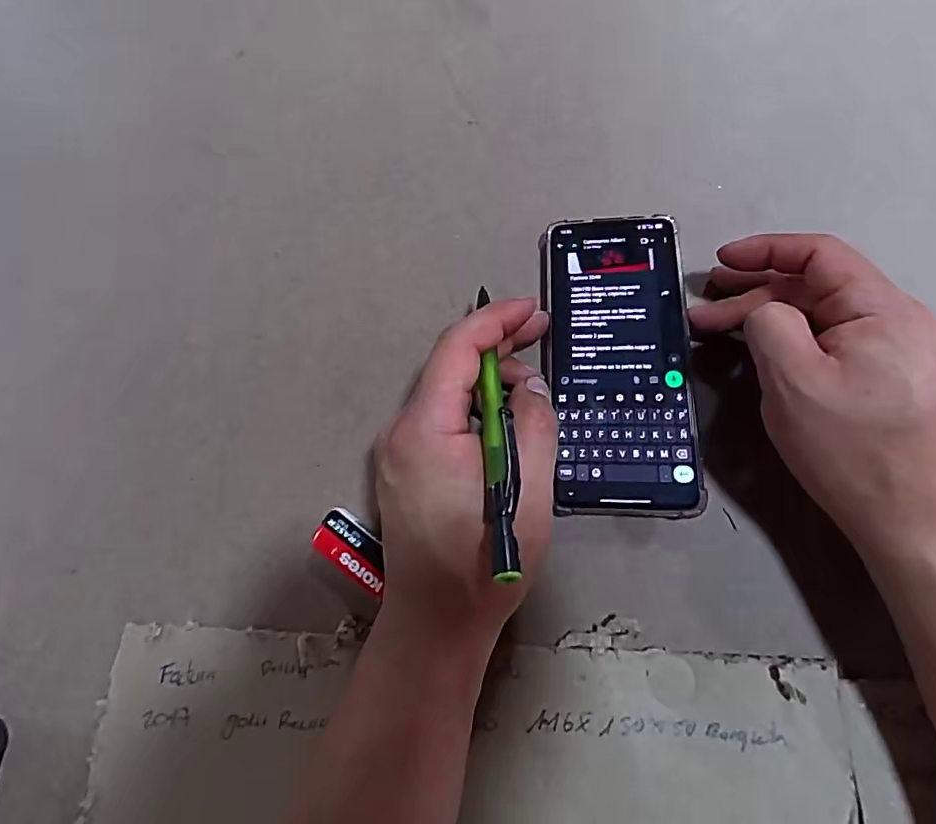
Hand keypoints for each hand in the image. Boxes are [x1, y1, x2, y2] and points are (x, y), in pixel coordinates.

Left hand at [372, 298, 555, 650]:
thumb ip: (535, 425)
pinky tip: (503, 419)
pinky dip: (472, 407)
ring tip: (529, 393)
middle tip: (538, 334)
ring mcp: (398, 448)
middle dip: (495, 346)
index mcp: (426, 429)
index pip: (457, 350)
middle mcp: (401, 430)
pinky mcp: (404, 464)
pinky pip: (439, 416)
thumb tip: (529, 386)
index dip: (495, 321)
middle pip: (448, 366)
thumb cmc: (485, 565)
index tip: (530, 310)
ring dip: (487, 381)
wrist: (436, 623)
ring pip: (445, 391)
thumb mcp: (529, 493)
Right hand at [688, 234, 935, 563]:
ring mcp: (902, 352)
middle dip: (755, 293)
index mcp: (885, 312)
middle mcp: (902, 322)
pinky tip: (762, 350)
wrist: (909, 520)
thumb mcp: (793, 380)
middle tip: (707, 307)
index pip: (821, 256)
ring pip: (823, 317)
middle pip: (817, 288)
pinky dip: (794, 339)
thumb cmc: (850, 450)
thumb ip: (769, 324)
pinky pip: (835, 342)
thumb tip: (765, 311)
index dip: (766, 250)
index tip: (724, 260)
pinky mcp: (894, 379)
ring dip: (769, 319)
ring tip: (720, 329)